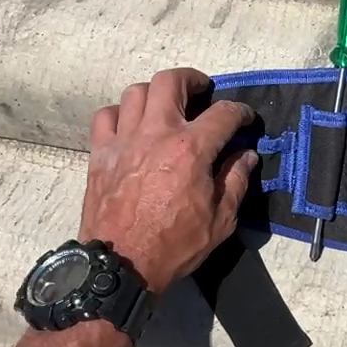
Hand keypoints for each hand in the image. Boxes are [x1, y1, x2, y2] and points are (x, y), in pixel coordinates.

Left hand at [79, 68, 259, 293]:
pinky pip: (106, 116)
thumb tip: (246, 155)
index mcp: (191, 150)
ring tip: (167, 107)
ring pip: (136, 92)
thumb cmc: (175, 246)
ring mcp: (124, 141)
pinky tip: (132, 126)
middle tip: (202, 91)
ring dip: (156, 94)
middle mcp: (156, 134)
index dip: (240, 111)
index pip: (223, 113)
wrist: (120, 266)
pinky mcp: (100, 153)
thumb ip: (235, 181)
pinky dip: (122, 113)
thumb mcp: (221, 220)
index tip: (245, 118)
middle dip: (193, 79)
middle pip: (171, 81)